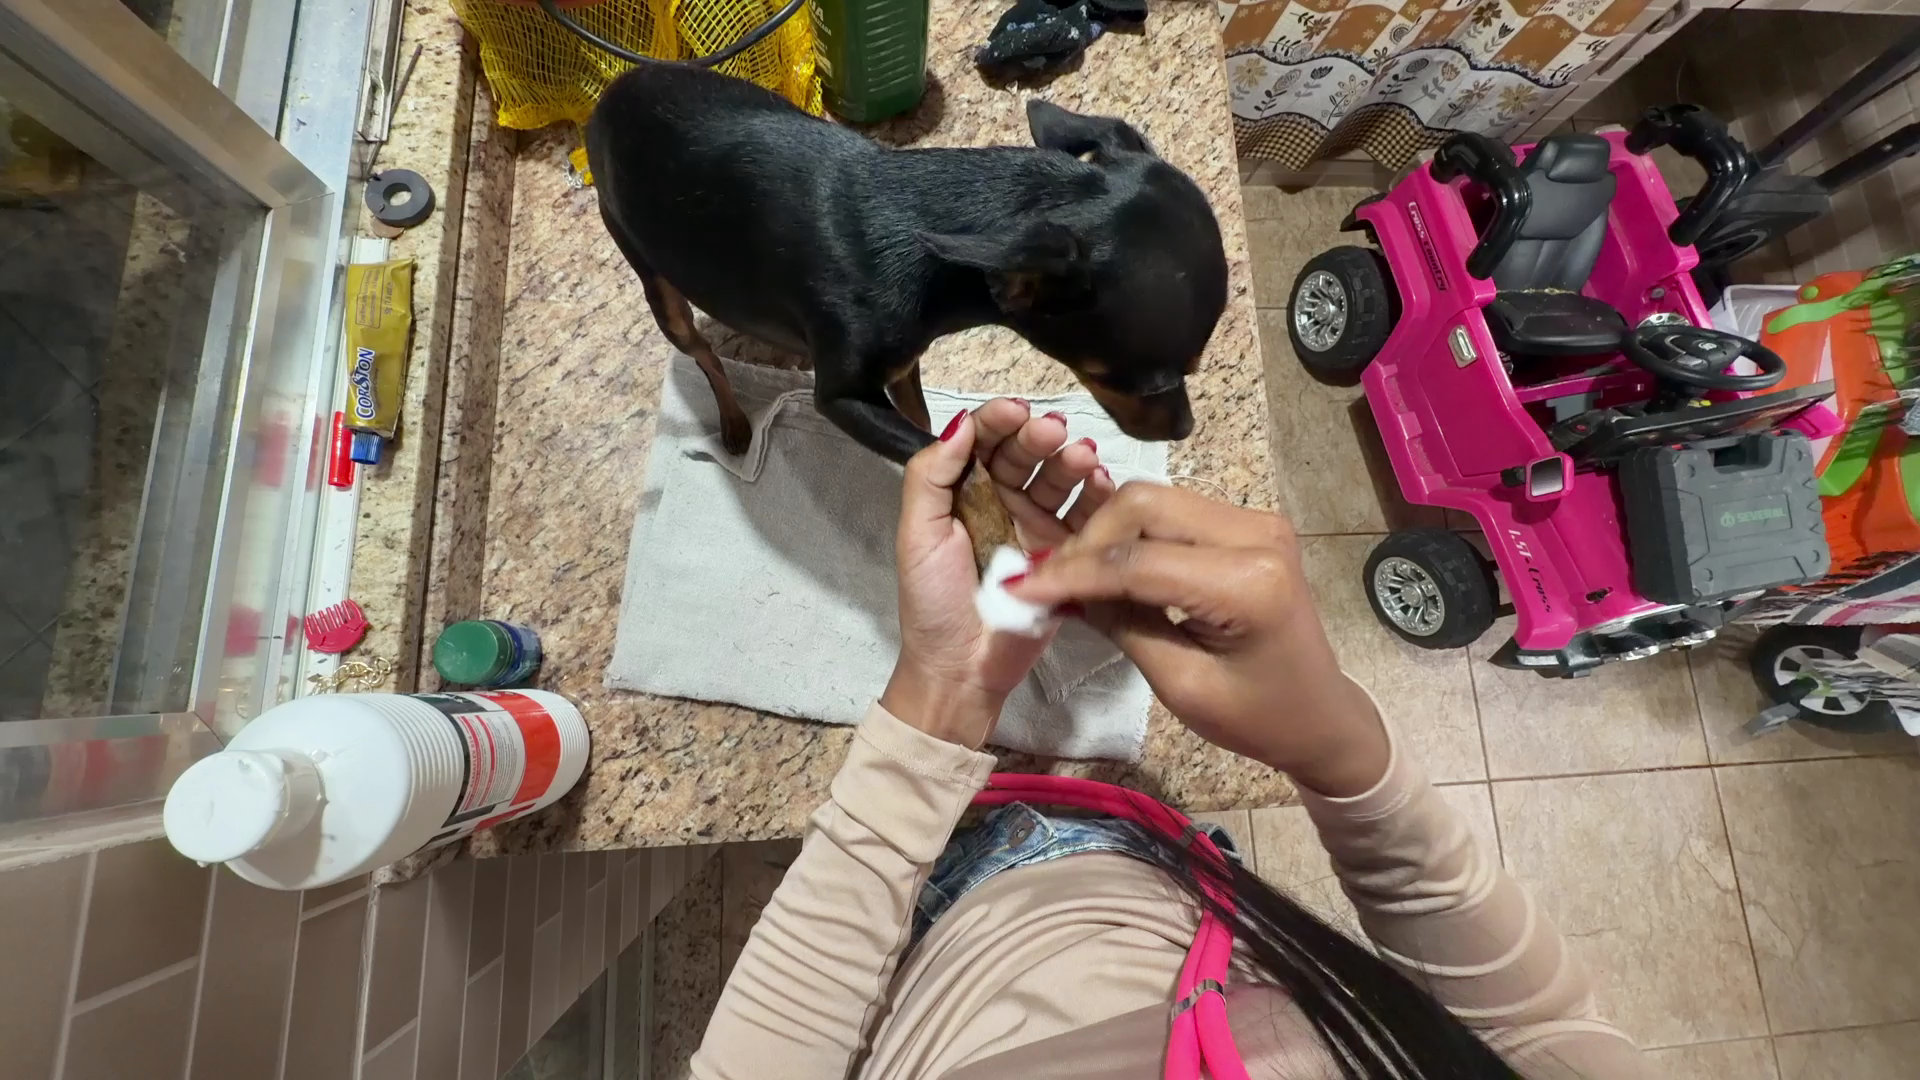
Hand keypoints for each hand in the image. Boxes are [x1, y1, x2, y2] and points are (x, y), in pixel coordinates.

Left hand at [882, 399, 1113, 747]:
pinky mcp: (1066, 555)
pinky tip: (1100, 483)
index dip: (998, 421)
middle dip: (1040, 437)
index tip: (1016, 411)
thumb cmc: (933, 600)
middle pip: (1025, 455)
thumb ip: (930, 476)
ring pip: (1059, 480)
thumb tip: (959, 423)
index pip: (983, 442)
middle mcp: (1002, 502)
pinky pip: (1086, 518)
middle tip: (1054, 432)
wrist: (962, 667)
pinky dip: (1096, 497)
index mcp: (963, 493)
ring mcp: (1037, 527)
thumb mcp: (917, 535)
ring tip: (1083, 456)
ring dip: (1072, 461)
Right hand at [1006, 484, 1388, 795]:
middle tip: (1051, 580)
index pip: (1137, 562)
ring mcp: (1254, 519)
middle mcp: (1256, 532)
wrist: (1321, 714)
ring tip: (1072, 576)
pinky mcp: (1244, 522)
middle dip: (1086, 540)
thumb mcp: (1180, 684)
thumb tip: (1056, 589)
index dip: (1071, 573)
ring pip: (1152, 500)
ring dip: (1104, 534)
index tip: (1018, 588)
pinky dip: (1128, 536)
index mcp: (1248, 583)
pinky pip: (1169, 513)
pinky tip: (1107, 567)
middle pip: (1143, 504)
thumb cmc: (1257, 717)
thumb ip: (1119, 624)